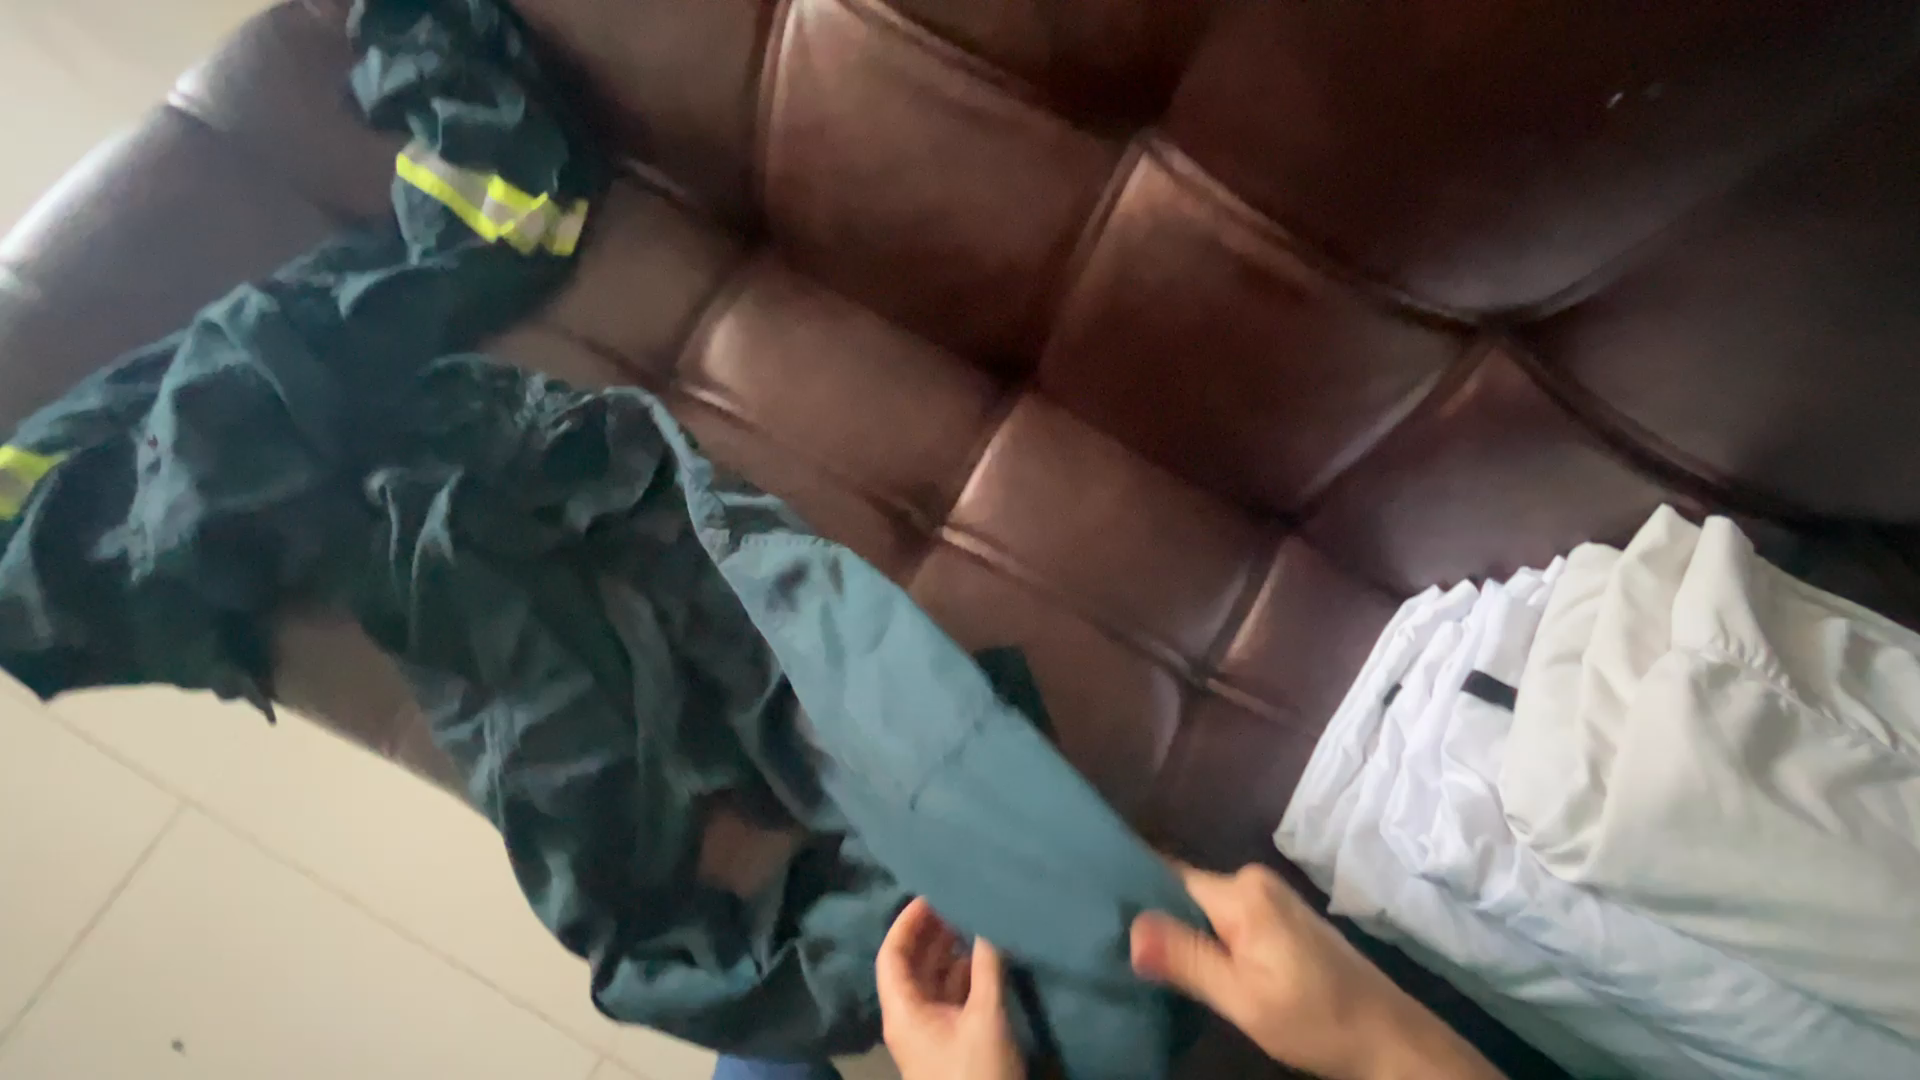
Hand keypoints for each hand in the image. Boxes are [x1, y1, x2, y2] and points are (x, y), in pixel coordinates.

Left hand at [876, 898, 1025, 1079]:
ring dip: (952, 951)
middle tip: (958, 899)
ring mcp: (930, 1031)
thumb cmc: (977, 1076)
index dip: (908, 922)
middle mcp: (910, 1017)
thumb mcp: (986, 1017)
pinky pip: (951, 996)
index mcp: (903, 1011)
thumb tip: (990, 914)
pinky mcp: (951, 1042)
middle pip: (912, 963)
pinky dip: (965, 973)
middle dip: (933, 930)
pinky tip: (986, 956)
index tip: (932, 893)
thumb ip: (988, 963)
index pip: (892, 954)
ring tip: (975, 919)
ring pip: (933, 979)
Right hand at [1131, 864, 1503, 1079]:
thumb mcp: (1244, 998)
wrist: (1392, 1041)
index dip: (1133, 887)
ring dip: (1181, 928)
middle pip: (1185, 889)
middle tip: (1113, 937)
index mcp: (1241, 890)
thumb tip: (1129, 929)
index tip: (1096, 900)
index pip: (1168, 874)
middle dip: (1155, 912)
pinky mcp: (1280, 917)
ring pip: (1205, 905)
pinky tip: (1192, 958)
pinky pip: (1226, 915)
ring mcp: (1269, 896)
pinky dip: (1206, 934)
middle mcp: (1252, 879)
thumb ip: (1187, 959)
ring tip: (1145, 951)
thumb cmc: (1315, 1020)